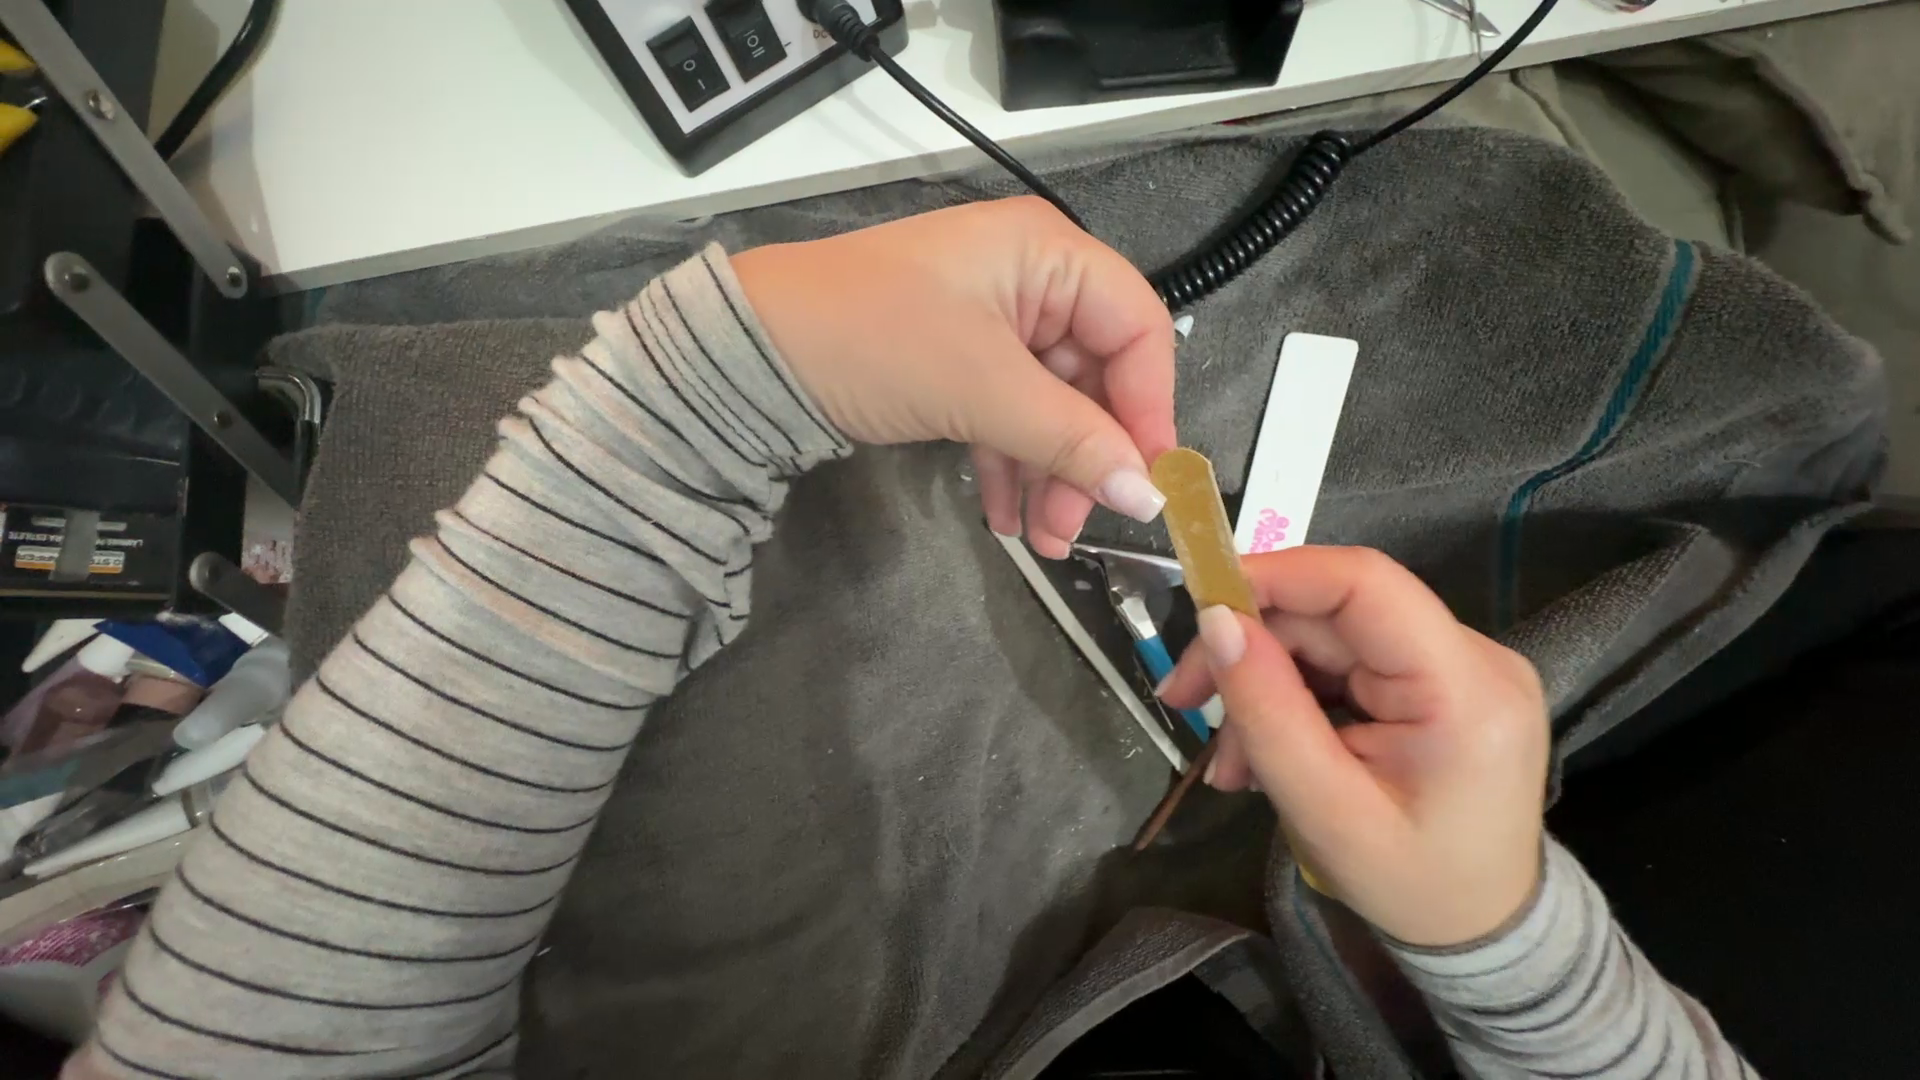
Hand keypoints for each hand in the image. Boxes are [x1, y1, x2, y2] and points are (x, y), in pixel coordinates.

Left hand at [732, 198, 1175, 554]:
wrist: (753, 355)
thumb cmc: (873, 341)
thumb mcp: (981, 388)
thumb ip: (1070, 440)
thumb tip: (1148, 494)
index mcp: (1047, 255)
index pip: (1136, 329)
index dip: (1149, 406)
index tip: (1150, 479)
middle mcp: (1029, 284)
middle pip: (1091, 379)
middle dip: (1087, 458)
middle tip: (1077, 528)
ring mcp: (991, 327)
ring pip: (1048, 408)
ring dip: (1050, 475)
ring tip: (1043, 541)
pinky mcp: (958, 365)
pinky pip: (1005, 419)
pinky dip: (1009, 465)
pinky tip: (1006, 519)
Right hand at [1158, 547, 1549, 946]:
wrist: (1479, 932)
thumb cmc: (1410, 885)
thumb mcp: (1324, 810)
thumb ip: (1267, 710)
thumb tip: (1215, 620)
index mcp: (1465, 690)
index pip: (1365, 584)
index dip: (1276, 575)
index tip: (1199, 603)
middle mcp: (1471, 658)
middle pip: (1329, 612)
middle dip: (1246, 648)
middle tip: (1182, 698)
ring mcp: (1452, 666)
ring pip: (1323, 638)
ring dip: (1258, 683)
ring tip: (1225, 758)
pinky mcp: (1428, 680)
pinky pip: (1337, 663)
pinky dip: (1285, 696)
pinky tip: (1257, 748)